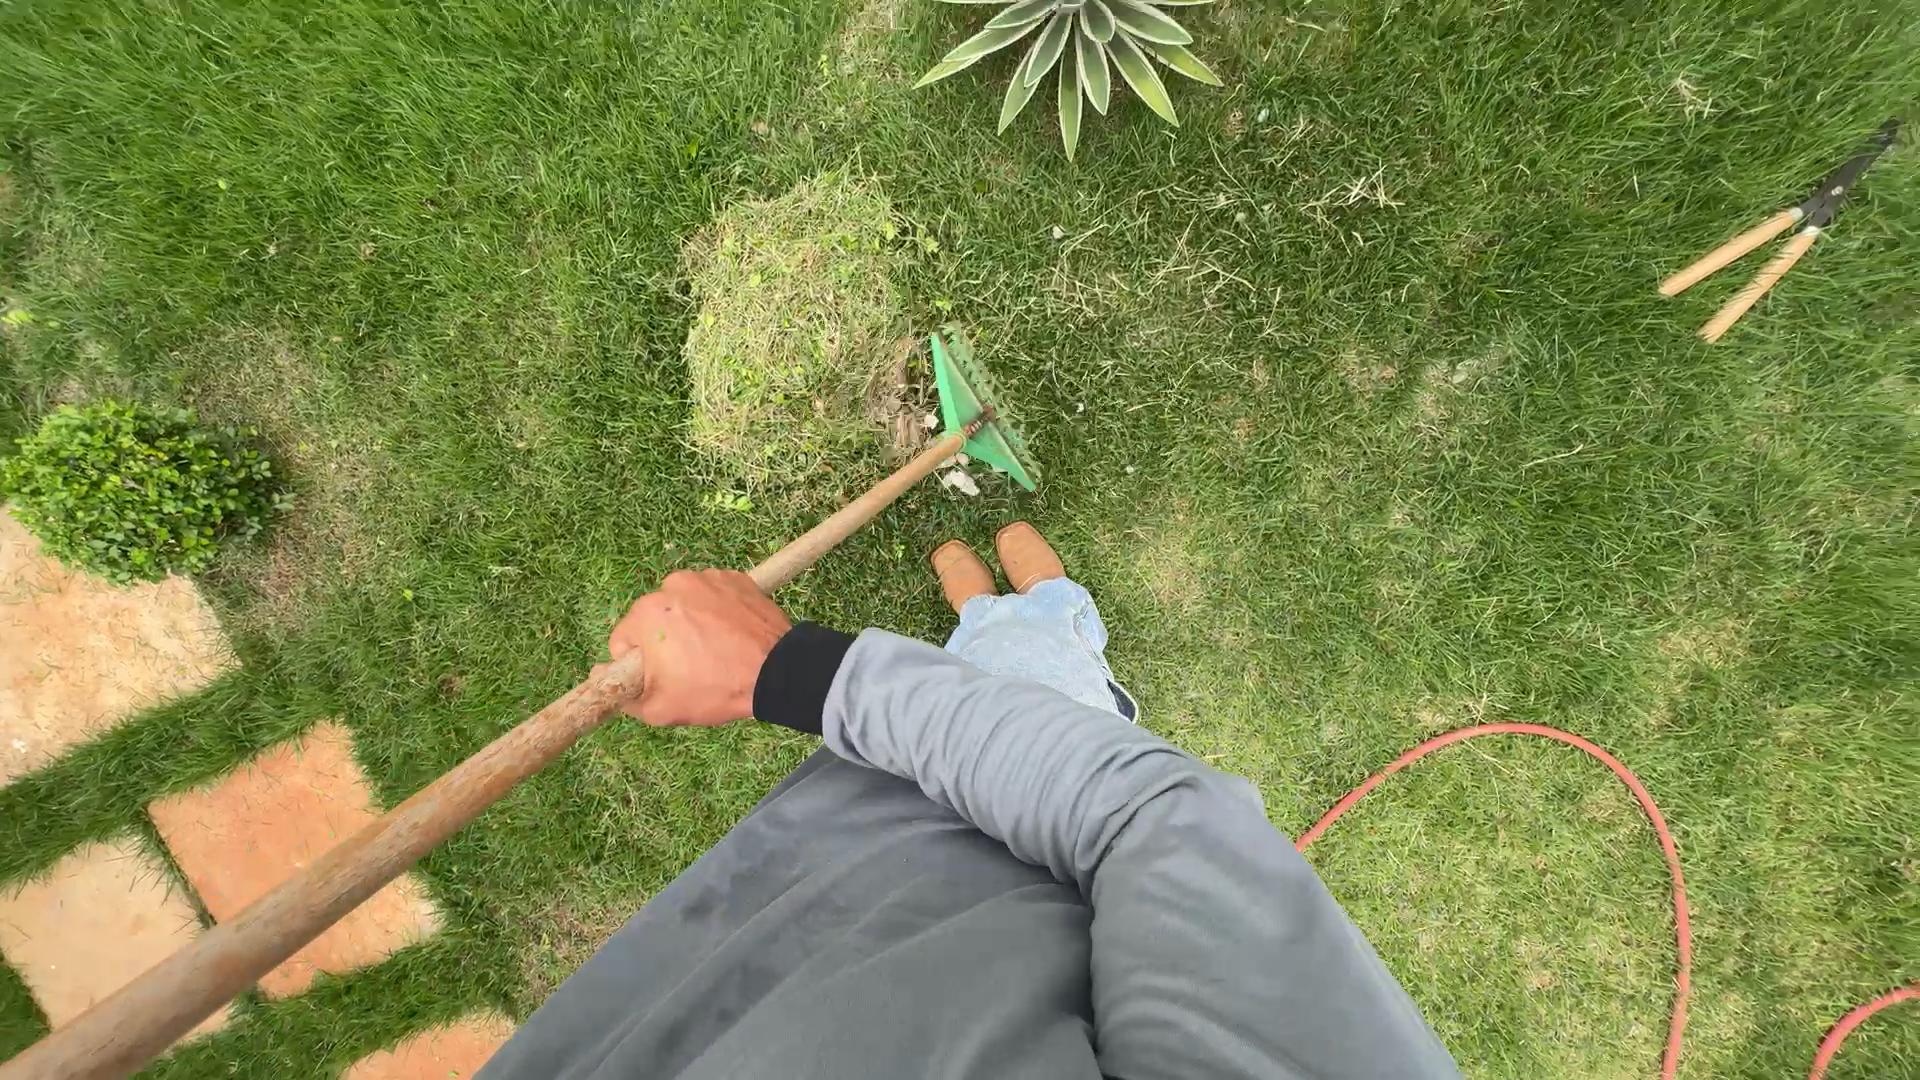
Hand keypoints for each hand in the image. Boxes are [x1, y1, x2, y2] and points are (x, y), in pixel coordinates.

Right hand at [605, 569, 791, 725]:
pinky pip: (715, 595)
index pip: (624, 639)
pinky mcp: (736, 577)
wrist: (777, 672)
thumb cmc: (715, 689)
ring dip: (693, 621)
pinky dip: (719, 610)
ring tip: (716, 648)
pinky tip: (733, 633)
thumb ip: (621, 694)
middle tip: (693, 664)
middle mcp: (674, 585)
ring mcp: (709, 577)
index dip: (640, 663)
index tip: (664, 675)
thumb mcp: (659, 708)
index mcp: (646, 613)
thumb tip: (598, 674)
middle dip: (666, 639)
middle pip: (655, 617)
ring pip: (685, 603)